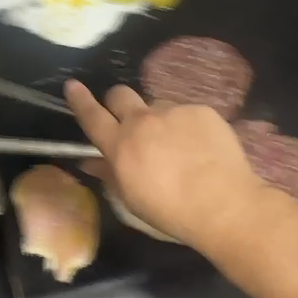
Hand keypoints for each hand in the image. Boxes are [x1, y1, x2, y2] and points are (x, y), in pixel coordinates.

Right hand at [64, 80, 270, 248]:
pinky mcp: (201, 110)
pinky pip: (186, 112)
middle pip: (120, 94)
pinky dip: (187, 126)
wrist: (224, 205)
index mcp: (120, 145)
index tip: (72, 86)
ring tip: (177, 145)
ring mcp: (174, 112)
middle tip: (129, 121)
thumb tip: (90, 162)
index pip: (92, 116)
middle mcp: (142, 121)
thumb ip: (109, 173)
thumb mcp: (132, 198)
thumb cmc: (171, 211)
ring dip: (158, 118)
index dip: (80, 100)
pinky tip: (201, 148)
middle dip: (118, 103)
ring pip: (156, 104)